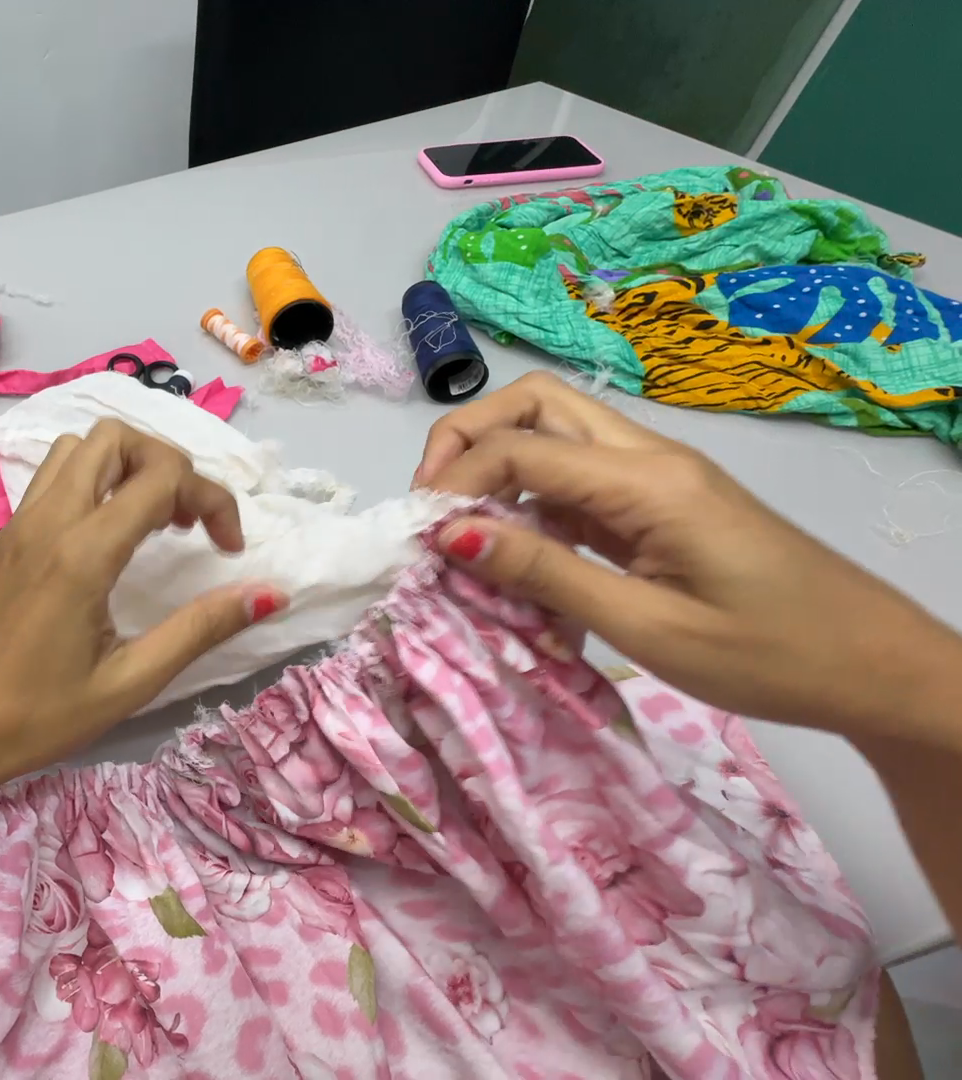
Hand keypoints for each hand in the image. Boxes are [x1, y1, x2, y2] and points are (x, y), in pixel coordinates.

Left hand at [0, 419, 286, 797]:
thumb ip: (201, 629)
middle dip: (166, 462)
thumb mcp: (131, 682)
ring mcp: (16, 523)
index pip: (162, 478)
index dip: (213, 499)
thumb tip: (271, 593)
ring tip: (148, 522)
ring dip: (124, 465)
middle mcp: (46, 521)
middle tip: (186, 521)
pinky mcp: (2, 538)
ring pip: (75, 449)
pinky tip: (103, 538)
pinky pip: (50, 479)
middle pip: (114, 437)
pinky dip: (90, 482)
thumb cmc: (39, 717)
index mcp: (81, 553)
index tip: (228, 550)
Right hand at [415, 372, 961, 746]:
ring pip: (546, 428)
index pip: (519, 448)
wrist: (882, 673)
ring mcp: (650, 475)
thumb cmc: (771, 657)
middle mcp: (647, 458)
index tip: (423, 537)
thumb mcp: (644, 625)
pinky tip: (509, 548)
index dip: (454, 482)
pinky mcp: (648, 500)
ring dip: (487, 462)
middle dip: (462, 440)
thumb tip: (448, 534)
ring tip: (460, 526)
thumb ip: (541, 572)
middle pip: (531, 403)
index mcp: (649, 483)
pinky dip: (517, 496)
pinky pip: (564, 474)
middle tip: (432, 504)